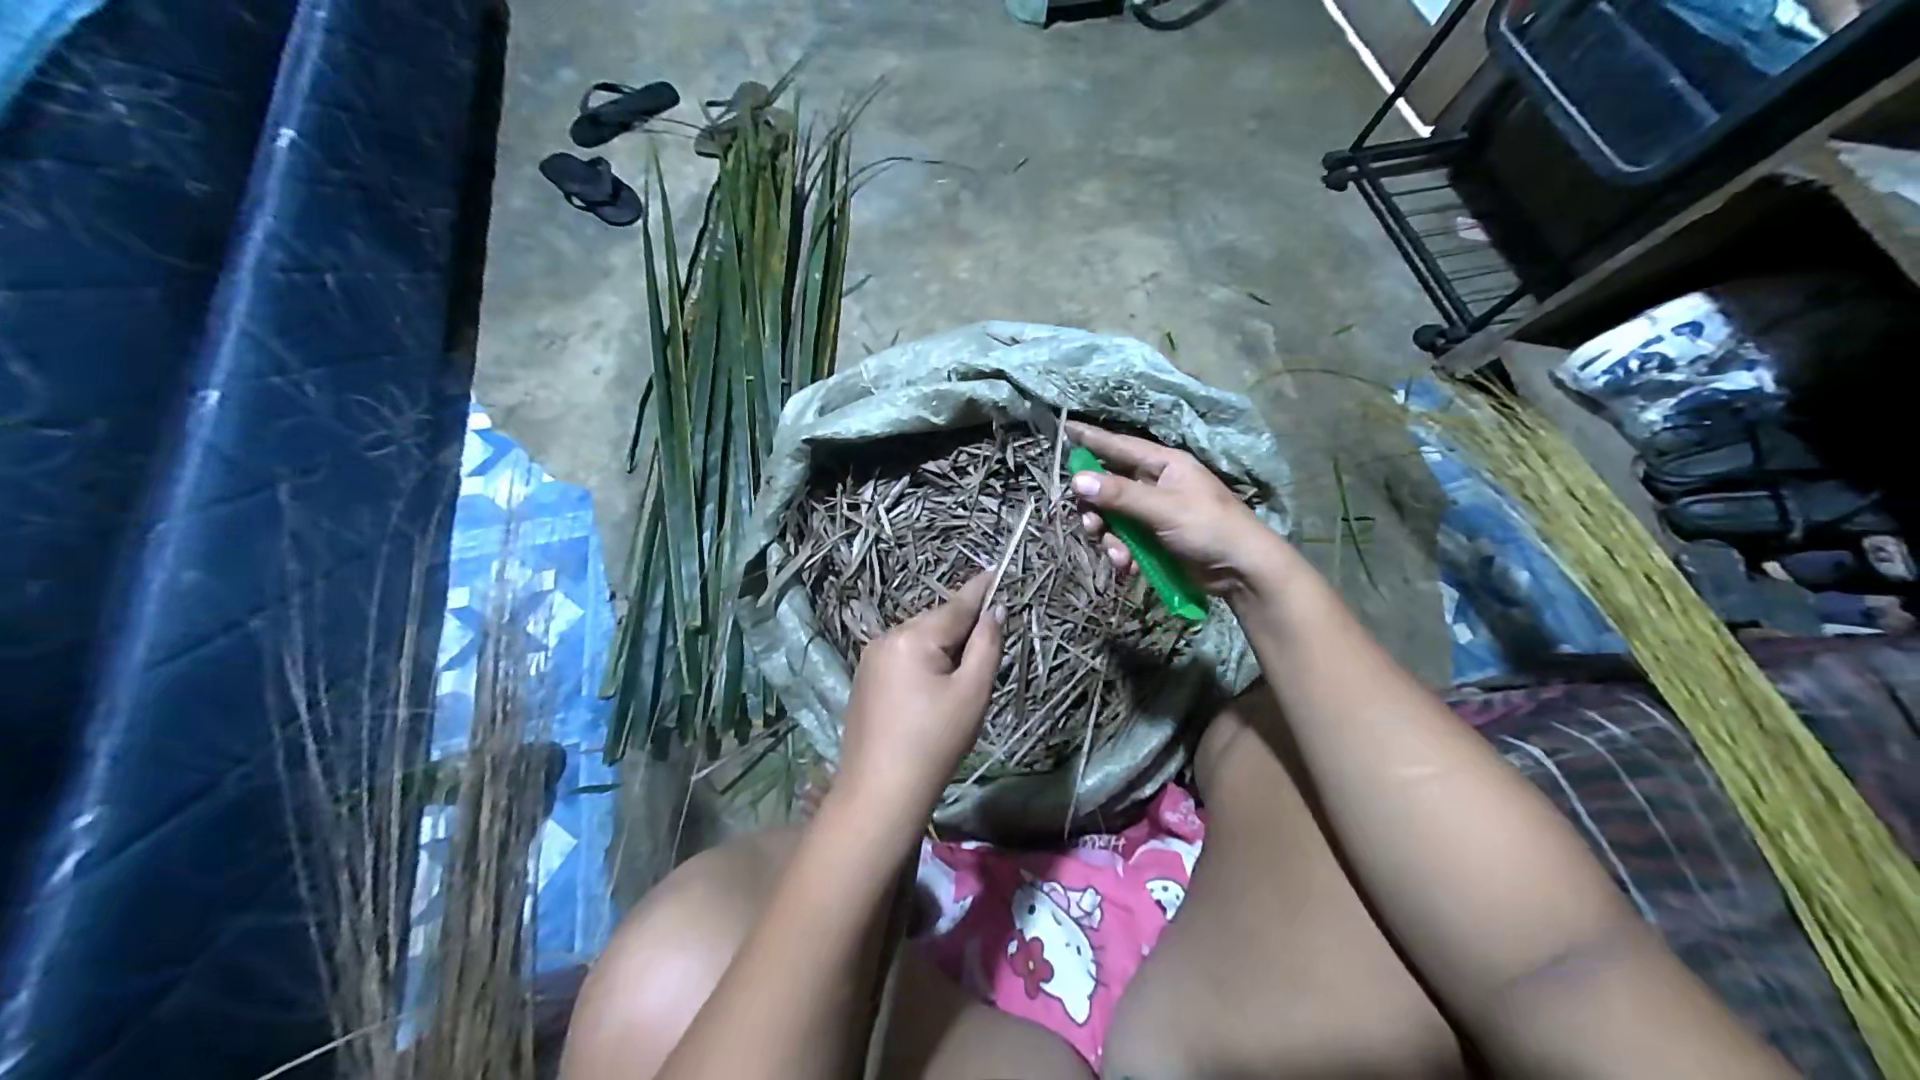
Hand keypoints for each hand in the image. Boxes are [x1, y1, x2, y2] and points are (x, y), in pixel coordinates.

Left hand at [836, 572, 1003, 822]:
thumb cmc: (935, 742)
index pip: (956, 605)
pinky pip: (902, 657)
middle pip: (935, 622)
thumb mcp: (972, 693)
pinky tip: (930, 692)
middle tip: (986, 651)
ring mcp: (870, 658)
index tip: (996, 570)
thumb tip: (993, 611)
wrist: (880, 792)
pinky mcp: (864, 679)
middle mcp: (886, 638)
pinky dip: (922, 662)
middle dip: (961, 629)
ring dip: (941, 647)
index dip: (980, 589)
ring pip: (918, 640)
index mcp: (913, 637)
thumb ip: (986, 645)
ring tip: (958, 682)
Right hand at [1067, 421, 1289, 594]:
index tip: (1064, 430)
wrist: (1241, 570)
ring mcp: (1153, 513)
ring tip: (1117, 554)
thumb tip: (1077, 480)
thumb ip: (1120, 495)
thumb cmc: (1208, 527)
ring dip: (1108, 536)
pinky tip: (1127, 566)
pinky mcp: (1152, 539)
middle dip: (1095, 508)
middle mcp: (1155, 484)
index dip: (1091, 439)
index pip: (1118, 446)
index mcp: (1163, 465)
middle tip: (1091, 525)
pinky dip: (1121, 552)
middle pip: (1107, 487)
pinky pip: (1123, 539)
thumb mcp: (1163, 508)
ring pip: (1111, 517)